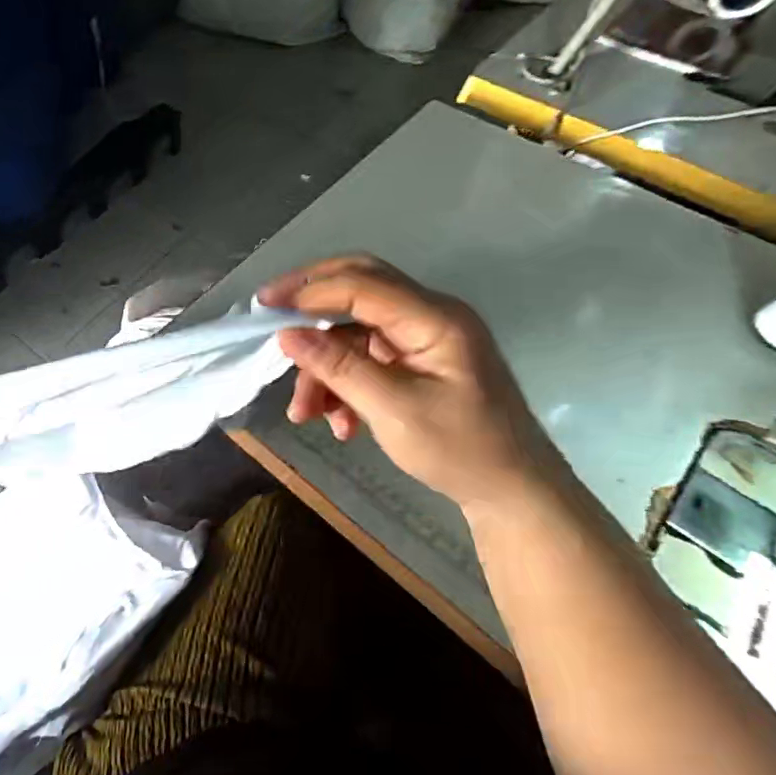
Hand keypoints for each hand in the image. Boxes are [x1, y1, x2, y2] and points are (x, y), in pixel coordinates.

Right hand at [259, 256, 563, 512]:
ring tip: (306, 413)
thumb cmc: (460, 451)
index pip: (362, 284)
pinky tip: (339, 423)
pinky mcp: (419, 362)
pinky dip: (346, 384)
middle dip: (313, 309)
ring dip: (326, 368)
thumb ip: (339, 368)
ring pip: (358, 333)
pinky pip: (369, 359)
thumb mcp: (393, 411)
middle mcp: (430, 316)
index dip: (310, 291)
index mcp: (435, 318)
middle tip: (270, 323)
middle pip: (360, 290)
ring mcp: (425, 339)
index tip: (265, 306)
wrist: (510, 490)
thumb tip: (288, 335)